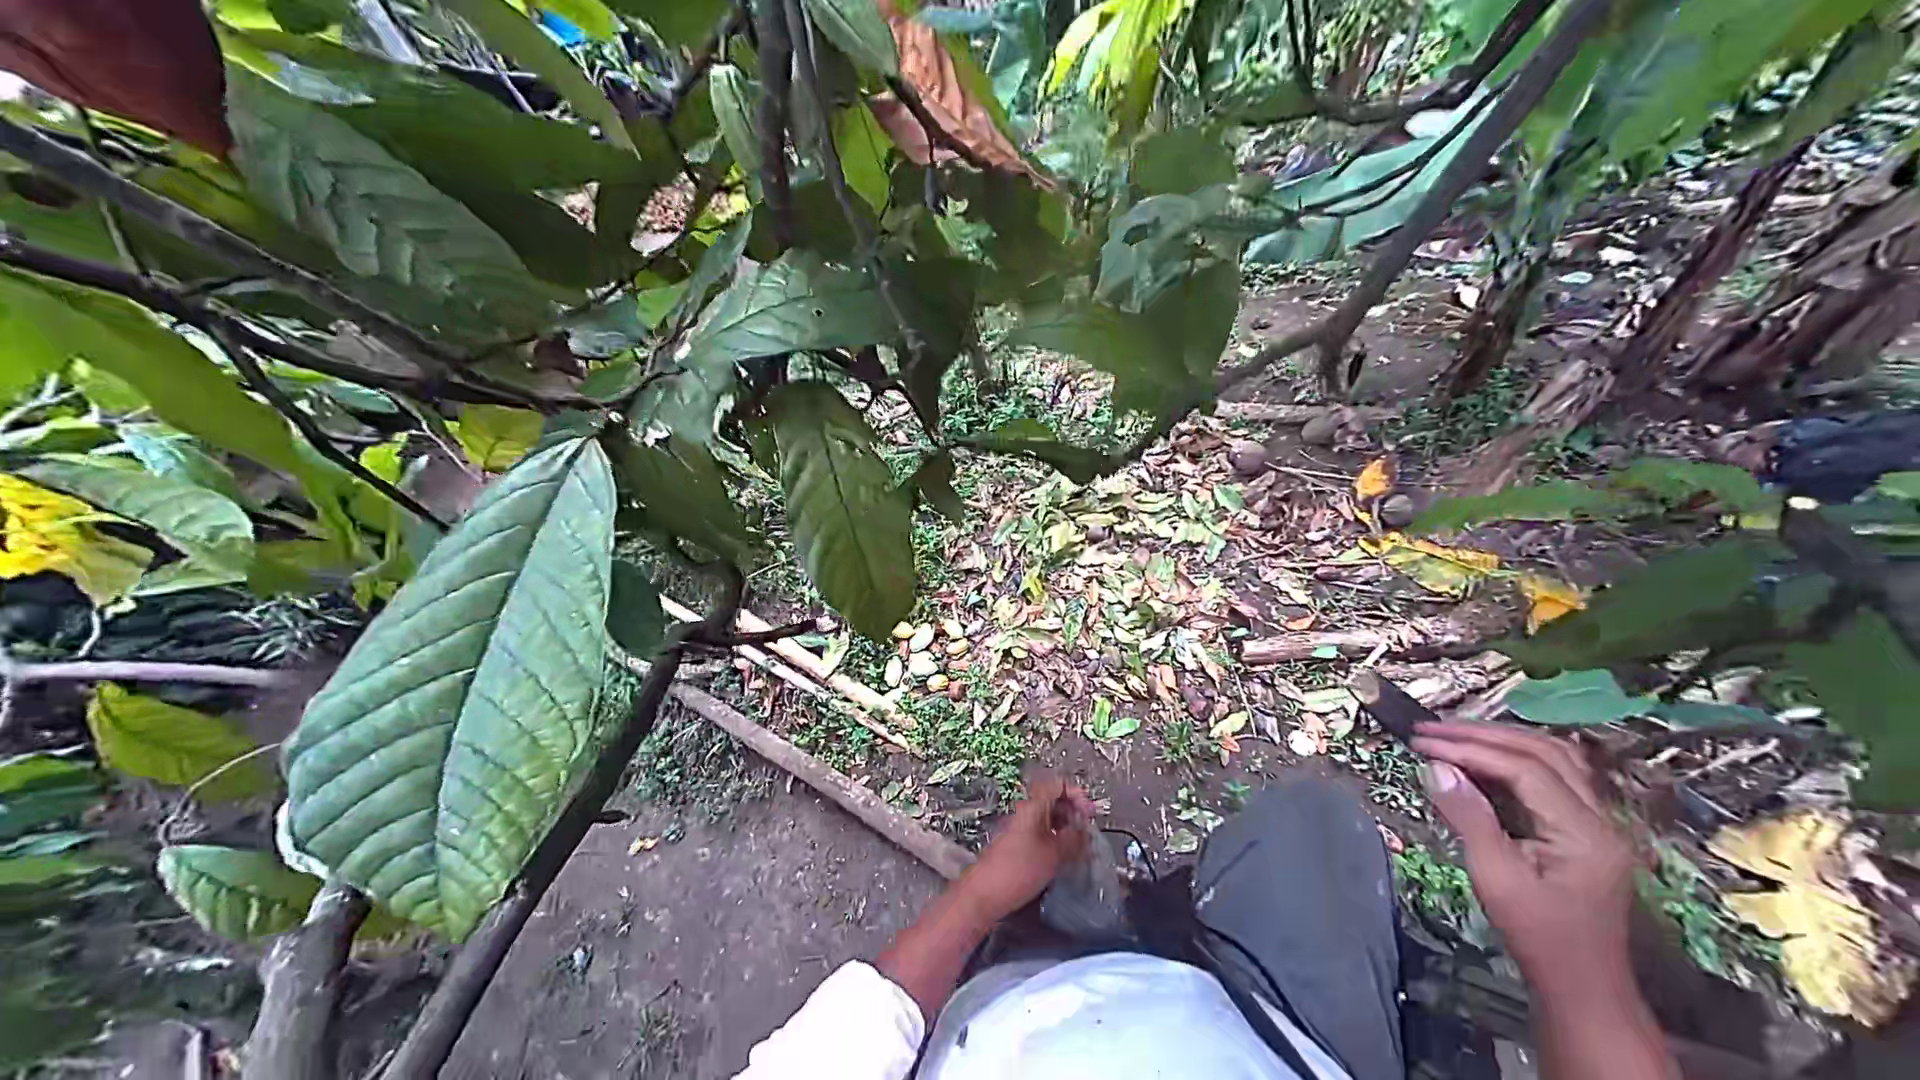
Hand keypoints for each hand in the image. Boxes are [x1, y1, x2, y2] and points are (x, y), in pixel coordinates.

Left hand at [953, 774, 1094, 923]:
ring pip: (1049, 817)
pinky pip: (1042, 832)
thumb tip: (1086, 831)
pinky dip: (1057, 839)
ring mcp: (1021, 827)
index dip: (1077, 794)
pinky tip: (1066, 856)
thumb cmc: (1018, 870)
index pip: (1057, 785)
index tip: (1089, 812)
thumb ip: (1073, 840)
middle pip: (1054, 800)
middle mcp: (1026, 812)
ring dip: (1067, 827)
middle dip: (1074, 812)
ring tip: (1081, 845)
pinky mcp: (1019, 844)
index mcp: (1033, 806)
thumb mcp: (1053, 855)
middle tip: (1088, 830)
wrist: (985, 894)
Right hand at [1412, 722, 1637, 993]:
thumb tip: (1434, 767)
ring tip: (1452, 735)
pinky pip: (1554, 774)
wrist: (1581, 984)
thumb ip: (1468, 817)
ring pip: (1553, 757)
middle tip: (1431, 729)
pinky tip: (1482, 757)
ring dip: (1501, 739)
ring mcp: (1598, 822)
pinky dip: (1514, 755)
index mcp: (1585, 832)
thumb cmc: (1537, 934)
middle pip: (1543, 751)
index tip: (1422, 743)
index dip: (1469, 748)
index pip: (1524, 768)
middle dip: (1482, 734)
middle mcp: (1600, 818)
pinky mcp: (1584, 828)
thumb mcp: (1495, 877)